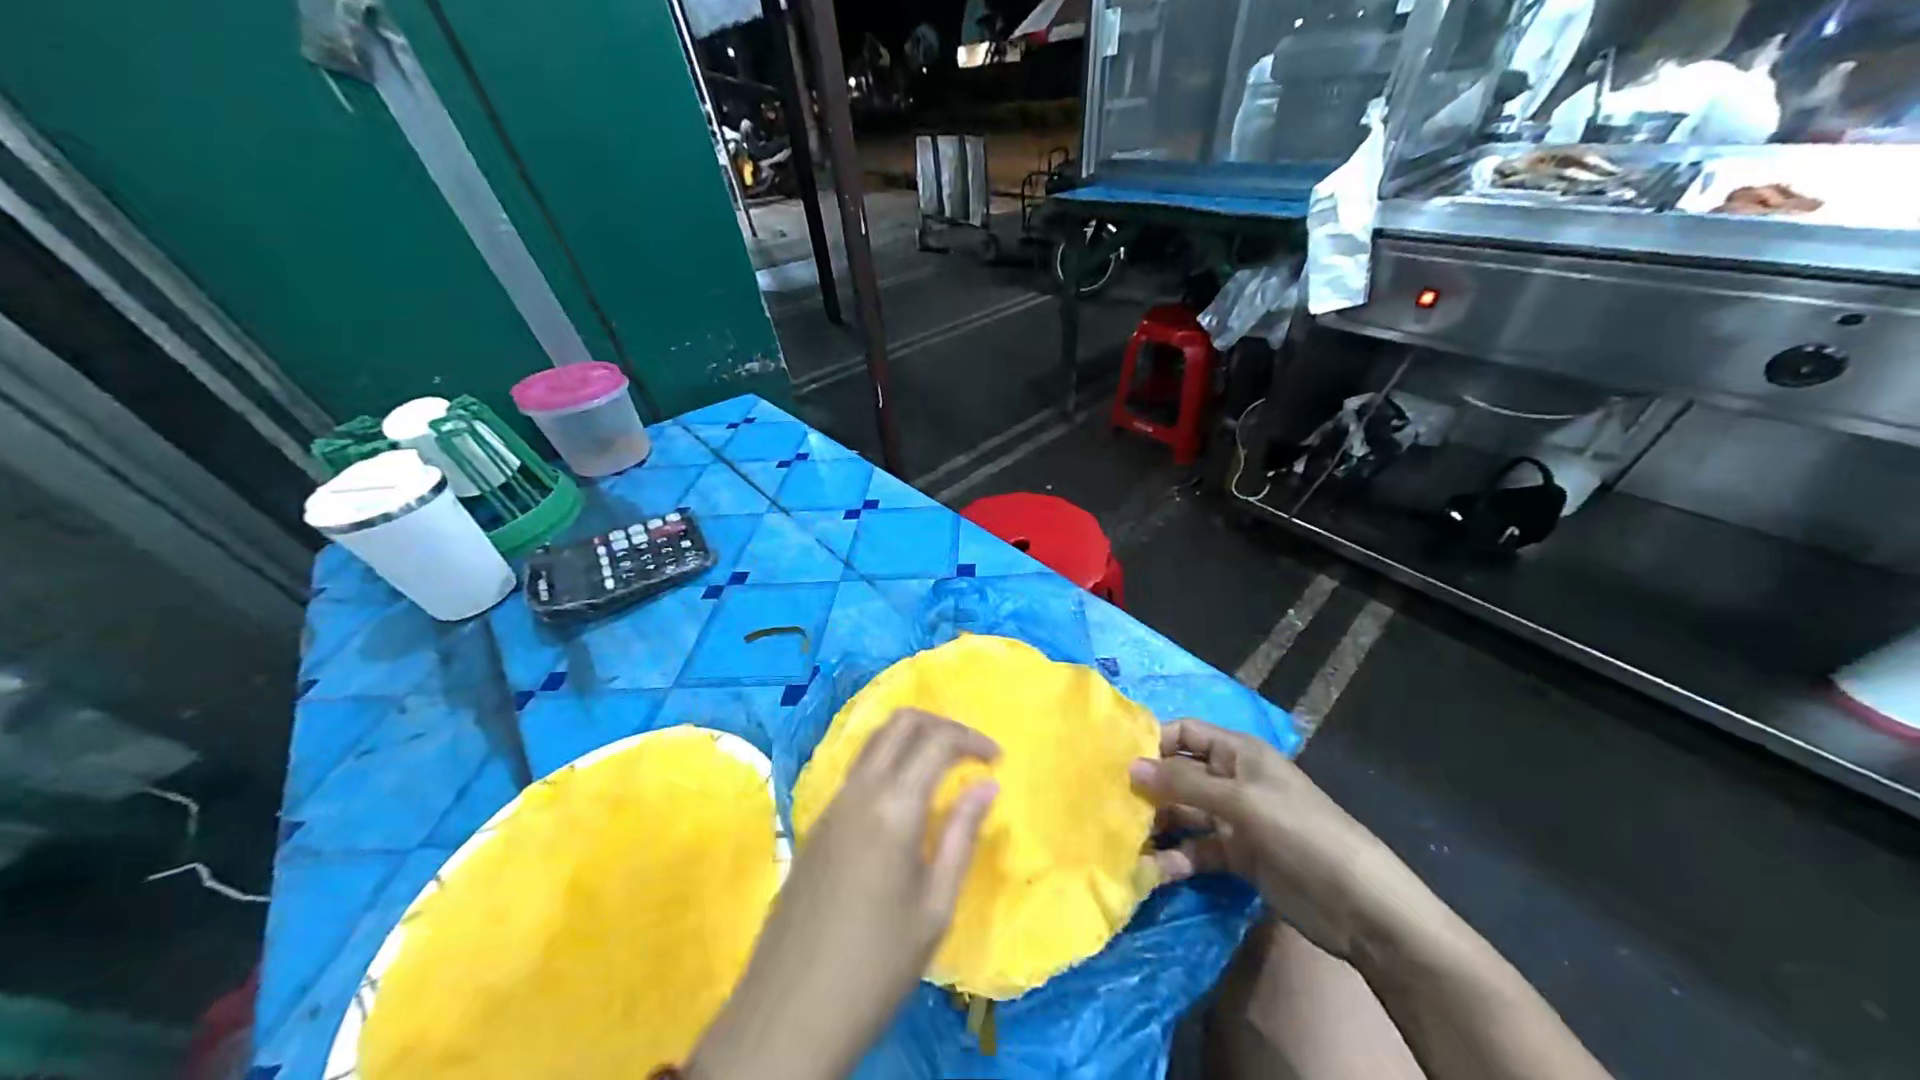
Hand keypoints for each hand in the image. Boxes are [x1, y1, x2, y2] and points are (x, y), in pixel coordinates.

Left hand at [689, 709, 998, 1079]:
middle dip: (941, 725)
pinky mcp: (816, 824)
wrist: (790, 1011)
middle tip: (971, 752)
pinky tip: (907, 801)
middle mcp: (858, 791)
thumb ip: (961, 835)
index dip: (972, 740)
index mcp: (892, 807)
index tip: (997, 760)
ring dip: (912, 740)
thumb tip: (986, 785)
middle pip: (899, 723)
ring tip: (944, 770)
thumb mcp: (935, 906)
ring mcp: (830, 805)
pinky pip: (857, 771)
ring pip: (874, 742)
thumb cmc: (877, 965)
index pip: (936, 741)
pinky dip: (889, 763)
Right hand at [1129, 718, 1433, 962]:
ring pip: (1182, 815)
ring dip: (1155, 826)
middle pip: (1178, 775)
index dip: (1153, 741)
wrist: (1359, 905)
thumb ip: (1184, 785)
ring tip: (1120, 840)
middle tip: (1107, 805)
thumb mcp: (1241, 802)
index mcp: (1237, 753)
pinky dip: (1173, 859)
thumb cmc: (1301, 832)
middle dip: (1147, 788)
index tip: (1115, 760)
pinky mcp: (1235, 857)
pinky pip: (1195, 850)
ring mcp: (1233, 820)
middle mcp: (1231, 781)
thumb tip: (1129, 768)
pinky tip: (1151, 870)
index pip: (1185, 732)